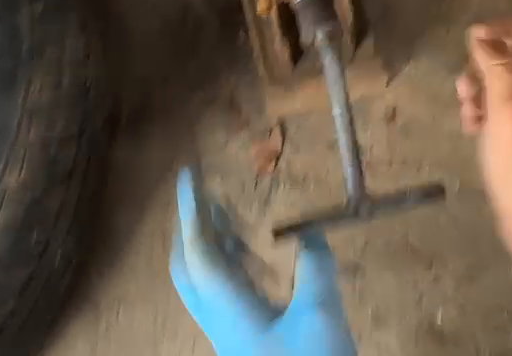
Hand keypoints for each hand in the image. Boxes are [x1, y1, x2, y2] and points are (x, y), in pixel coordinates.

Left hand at [169, 168, 355, 355]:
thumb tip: (309, 232)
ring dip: (213, 244)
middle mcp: (222, 325)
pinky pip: (230, 297)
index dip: (193, 209)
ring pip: (209, 284)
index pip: (200, 252)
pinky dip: (235, 265)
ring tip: (227, 212)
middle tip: (203, 191)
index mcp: (229, 315)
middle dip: (192, 227)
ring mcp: (234, 338)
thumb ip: (314, 268)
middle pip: (191, 271)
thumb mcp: (322, 317)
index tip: (189, 173)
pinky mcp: (251, 346)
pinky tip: (258, 258)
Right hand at [456, 19, 511, 254]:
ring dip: (479, 89)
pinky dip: (482, 112)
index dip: (505, 28)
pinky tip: (471, 129)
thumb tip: (481, 34)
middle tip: (467, 86)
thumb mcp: (509, 108)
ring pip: (502, 84)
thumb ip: (498, 65)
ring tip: (467, 111)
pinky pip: (499, 111)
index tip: (474, 39)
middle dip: (485, 64)